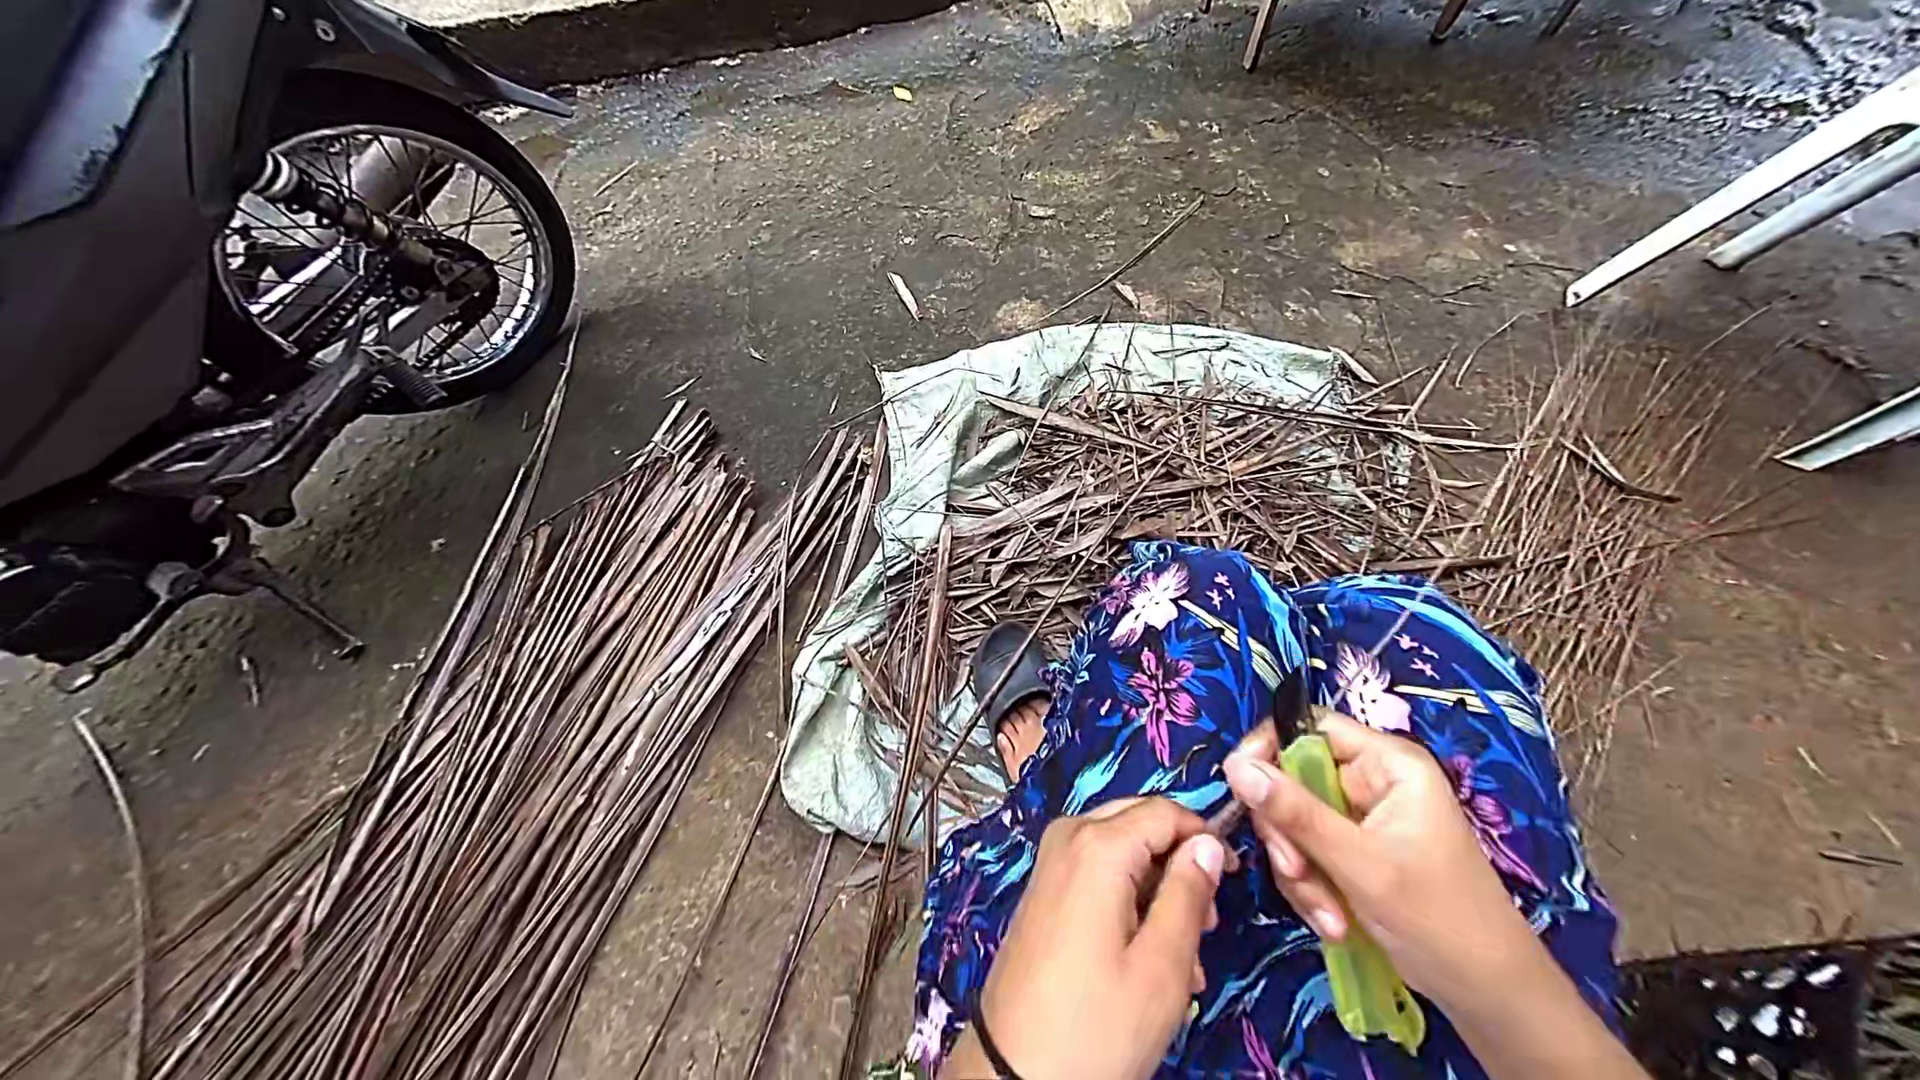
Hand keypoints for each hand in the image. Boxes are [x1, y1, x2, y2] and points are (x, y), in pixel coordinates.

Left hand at [944, 798, 1225, 1079]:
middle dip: (1179, 863)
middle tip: (1207, 923)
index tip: (1233, 878)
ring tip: (1183, 956)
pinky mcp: (1045, 883)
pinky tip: (1146, 951)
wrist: (1012, 1068)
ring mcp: (1052, 858)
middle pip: (1140, 822)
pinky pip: (1097, 867)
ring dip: (1158, 888)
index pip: (1165, 811)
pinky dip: (1129, 895)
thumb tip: (1208, 843)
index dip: (1205, 836)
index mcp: (1097, 845)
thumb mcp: (1161, 966)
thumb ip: (1189, 894)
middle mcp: (1069, 835)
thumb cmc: (1095, 1024)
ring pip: (1122, 847)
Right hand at [1222, 711, 1648, 1079]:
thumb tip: (1234, 765)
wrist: (1490, 997)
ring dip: (1299, 869)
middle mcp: (1369, 780)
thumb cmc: (1440, 920)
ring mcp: (1358, 816)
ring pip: (1291, 819)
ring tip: (1326, 912)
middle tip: (1296, 871)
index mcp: (1387, 763)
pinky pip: (1303, 849)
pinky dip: (1309, 885)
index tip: (1241, 784)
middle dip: (1287, 833)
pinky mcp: (1350, 848)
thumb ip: (1294, 812)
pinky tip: (1332, 919)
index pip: (1306, 727)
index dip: (1268, 748)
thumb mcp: (1360, 863)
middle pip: (1290, 778)